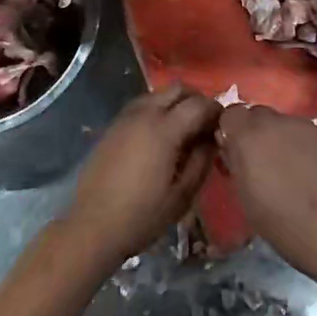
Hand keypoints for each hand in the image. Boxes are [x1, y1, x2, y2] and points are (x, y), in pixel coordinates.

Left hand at [61, 85, 220, 264]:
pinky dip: (158, 109)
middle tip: (205, 124)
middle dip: (197, 99)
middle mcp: (145, 114)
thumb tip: (213, 138)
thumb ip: (202, 160)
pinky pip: (142, 104)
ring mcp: (126, 117)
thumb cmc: (142, 216)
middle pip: (178, 88)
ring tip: (184, 129)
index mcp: (164, 129)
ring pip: (158, 93)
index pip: (199, 104)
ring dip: (176, 102)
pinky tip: (160, 135)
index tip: (224, 126)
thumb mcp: (182, 195)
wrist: (92, 226)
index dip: (216, 111)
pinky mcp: (113, 125)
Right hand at [217, 104, 316, 286]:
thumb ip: (236, 163)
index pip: (230, 114)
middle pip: (256, 115)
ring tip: (288, 174)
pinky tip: (310, 175)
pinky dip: (301, 148)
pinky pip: (304, 135)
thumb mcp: (246, 198)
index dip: (230, 133)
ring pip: (282, 124)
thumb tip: (231, 147)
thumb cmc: (284, 224)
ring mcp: (305, 126)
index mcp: (249, 134)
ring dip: (278, 140)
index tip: (233, 155)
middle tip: (259, 165)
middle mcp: (276, 121)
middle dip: (254, 134)